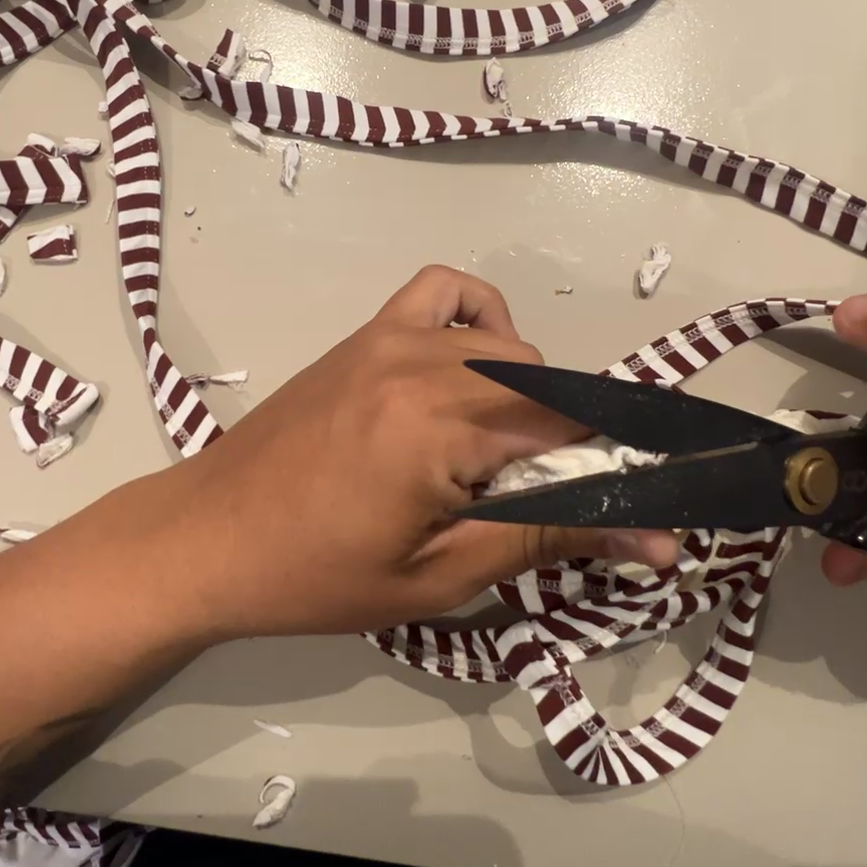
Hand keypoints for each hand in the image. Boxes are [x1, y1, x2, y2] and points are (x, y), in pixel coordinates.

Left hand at [124, 266, 682, 640]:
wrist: (208, 537)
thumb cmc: (316, 574)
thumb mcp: (440, 575)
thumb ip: (549, 537)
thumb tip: (657, 536)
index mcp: (442, 427)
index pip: (573, 429)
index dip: (620, 467)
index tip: (642, 506)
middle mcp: (424, 363)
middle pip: (547, 385)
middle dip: (574, 442)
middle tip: (554, 499)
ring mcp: (390, 337)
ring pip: (505, 344)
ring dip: (531, 392)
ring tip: (504, 450)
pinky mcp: (365, 333)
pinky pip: (442, 291)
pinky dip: (477, 318)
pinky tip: (470, 367)